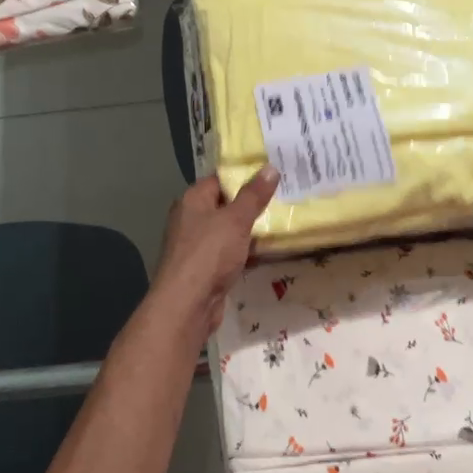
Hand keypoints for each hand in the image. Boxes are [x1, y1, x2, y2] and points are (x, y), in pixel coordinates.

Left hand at [150, 167, 279, 339]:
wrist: (187, 305)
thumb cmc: (209, 254)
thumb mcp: (235, 220)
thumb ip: (254, 195)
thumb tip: (270, 167)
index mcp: (193, 199)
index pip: (220, 178)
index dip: (245, 174)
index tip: (273, 172)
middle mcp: (192, 218)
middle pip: (226, 204)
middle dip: (252, 203)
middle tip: (285, 195)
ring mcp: (198, 245)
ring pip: (229, 230)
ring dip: (252, 229)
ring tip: (284, 220)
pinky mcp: (206, 269)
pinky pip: (230, 252)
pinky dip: (247, 251)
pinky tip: (270, 251)